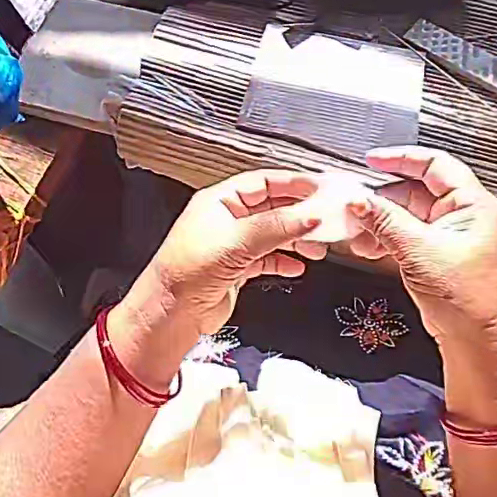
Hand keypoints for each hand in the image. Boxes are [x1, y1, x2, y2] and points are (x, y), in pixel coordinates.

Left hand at [127, 170, 327, 336]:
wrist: (170, 314)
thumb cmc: (187, 272)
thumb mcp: (237, 241)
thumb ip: (276, 226)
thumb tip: (309, 216)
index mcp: (220, 201)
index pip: (264, 182)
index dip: (294, 184)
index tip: (321, 189)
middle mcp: (226, 219)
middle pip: (273, 208)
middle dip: (300, 214)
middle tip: (326, 219)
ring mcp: (232, 245)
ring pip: (273, 235)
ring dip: (296, 240)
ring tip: (316, 247)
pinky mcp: (236, 269)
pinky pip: (267, 259)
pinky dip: (284, 261)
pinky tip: (297, 267)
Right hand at [346, 147, 496, 347]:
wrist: (481, 346)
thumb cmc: (470, 303)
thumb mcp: (419, 252)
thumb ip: (386, 221)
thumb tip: (359, 200)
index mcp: (474, 206)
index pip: (435, 164)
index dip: (401, 158)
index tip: (373, 160)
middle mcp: (467, 217)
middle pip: (417, 191)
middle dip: (383, 199)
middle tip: (356, 205)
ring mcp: (454, 237)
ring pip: (409, 215)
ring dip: (381, 222)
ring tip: (358, 233)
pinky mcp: (441, 256)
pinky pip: (409, 236)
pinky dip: (388, 239)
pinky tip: (370, 247)